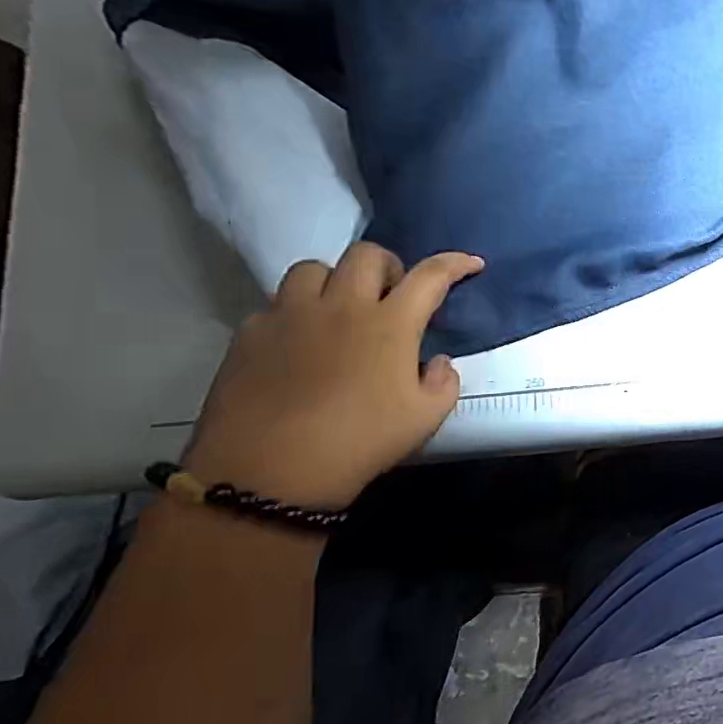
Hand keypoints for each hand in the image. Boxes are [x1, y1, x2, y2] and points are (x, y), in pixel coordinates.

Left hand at [181, 243, 484, 507]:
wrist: (272, 468)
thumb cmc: (361, 441)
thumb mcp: (425, 419)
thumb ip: (444, 382)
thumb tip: (438, 361)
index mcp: (390, 324)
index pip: (430, 277)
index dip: (454, 264)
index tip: (472, 263)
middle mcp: (341, 306)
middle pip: (366, 255)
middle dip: (389, 266)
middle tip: (394, 296)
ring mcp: (290, 314)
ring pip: (314, 268)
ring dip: (337, 281)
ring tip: (342, 311)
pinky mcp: (250, 332)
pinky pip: (277, 304)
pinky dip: (296, 314)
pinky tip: (301, 344)